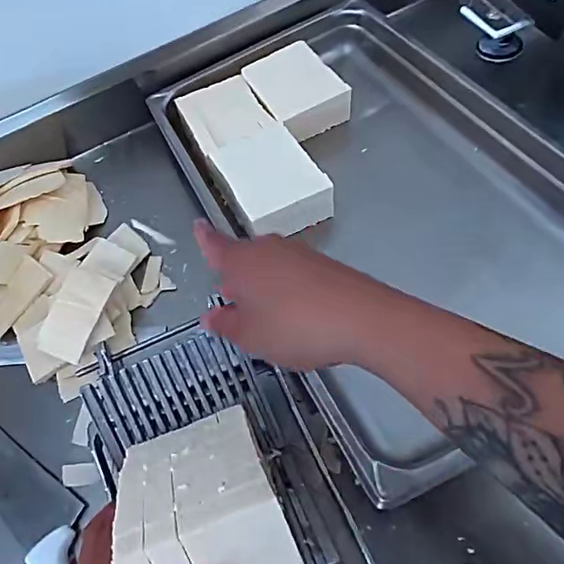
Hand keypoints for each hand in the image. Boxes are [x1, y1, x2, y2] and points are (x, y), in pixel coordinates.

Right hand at [194, 220, 402, 370]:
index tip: (199, 227)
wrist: (364, 320)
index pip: (213, 244)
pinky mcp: (323, 266)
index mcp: (240, 261)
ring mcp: (297, 255)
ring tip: (269, 320)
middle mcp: (267, 250)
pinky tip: (298, 319)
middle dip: (236, 279)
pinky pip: (296, 276)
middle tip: (233, 303)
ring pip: (270, 268)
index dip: (203, 237)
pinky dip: (291, 293)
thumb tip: (212, 318)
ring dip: (265, 288)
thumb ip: (225, 325)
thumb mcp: (250, 336)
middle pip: (242, 259)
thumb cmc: (300, 324)